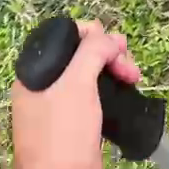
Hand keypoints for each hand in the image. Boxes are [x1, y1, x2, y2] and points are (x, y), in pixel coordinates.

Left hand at [9, 20, 142, 168]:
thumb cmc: (64, 133)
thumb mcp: (77, 83)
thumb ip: (93, 50)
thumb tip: (111, 40)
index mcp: (35, 72)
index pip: (67, 35)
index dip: (94, 34)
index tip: (114, 47)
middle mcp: (46, 84)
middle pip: (83, 51)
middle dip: (110, 51)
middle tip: (128, 65)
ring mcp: (61, 103)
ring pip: (93, 70)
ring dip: (116, 66)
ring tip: (133, 77)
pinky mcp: (77, 120)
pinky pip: (97, 90)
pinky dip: (113, 84)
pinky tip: (127, 88)